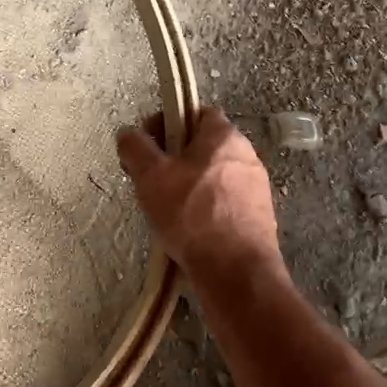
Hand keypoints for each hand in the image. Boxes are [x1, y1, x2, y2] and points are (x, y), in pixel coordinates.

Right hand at [116, 107, 281, 280]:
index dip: (166, 122)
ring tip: (165, 208)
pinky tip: (186, 229)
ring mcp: (256, 190)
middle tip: (149, 179)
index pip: (195, 112)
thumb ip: (134, 146)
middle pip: (200, 145)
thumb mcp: (149, 174)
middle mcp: (247, 157)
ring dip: (185, 184)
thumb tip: (128, 134)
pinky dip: (203, 208)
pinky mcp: (258, 220)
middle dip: (171, 158)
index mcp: (225, 137)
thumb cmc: (192, 214)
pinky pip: (222, 202)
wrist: (237, 275)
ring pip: (210, 175)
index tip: (147, 145)